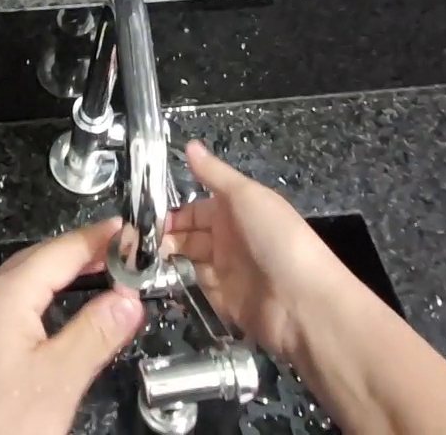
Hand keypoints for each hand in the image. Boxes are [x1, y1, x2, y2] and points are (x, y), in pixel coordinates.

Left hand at [0, 218, 145, 434]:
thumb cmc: (2, 426)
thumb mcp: (59, 380)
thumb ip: (96, 333)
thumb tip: (128, 299)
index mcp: (5, 294)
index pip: (60, 251)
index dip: (96, 239)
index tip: (126, 229)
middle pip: (41, 257)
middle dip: (82, 251)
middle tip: (122, 250)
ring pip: (26, 276)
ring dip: (64, 270)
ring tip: (101, 269)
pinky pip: (14, 297)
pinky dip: (45, 291)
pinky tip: (62, 303)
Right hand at [166, 141, 368, 365]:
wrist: (304, 302)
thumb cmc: (276, 238)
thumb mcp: (245, 195)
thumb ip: (213, 173)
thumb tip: (190, 144)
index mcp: (236, 210)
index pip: (195, 207)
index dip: (172, 210)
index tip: (146, 213)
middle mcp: (229, 238)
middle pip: (188, 234)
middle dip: (165, 234)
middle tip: (140, 239)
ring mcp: (227, 271)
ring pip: (188, 260)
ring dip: (168, 258)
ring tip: (144, 257)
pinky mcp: (224, 302)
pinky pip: (196, 289)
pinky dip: (178, 283)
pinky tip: (159, 278)